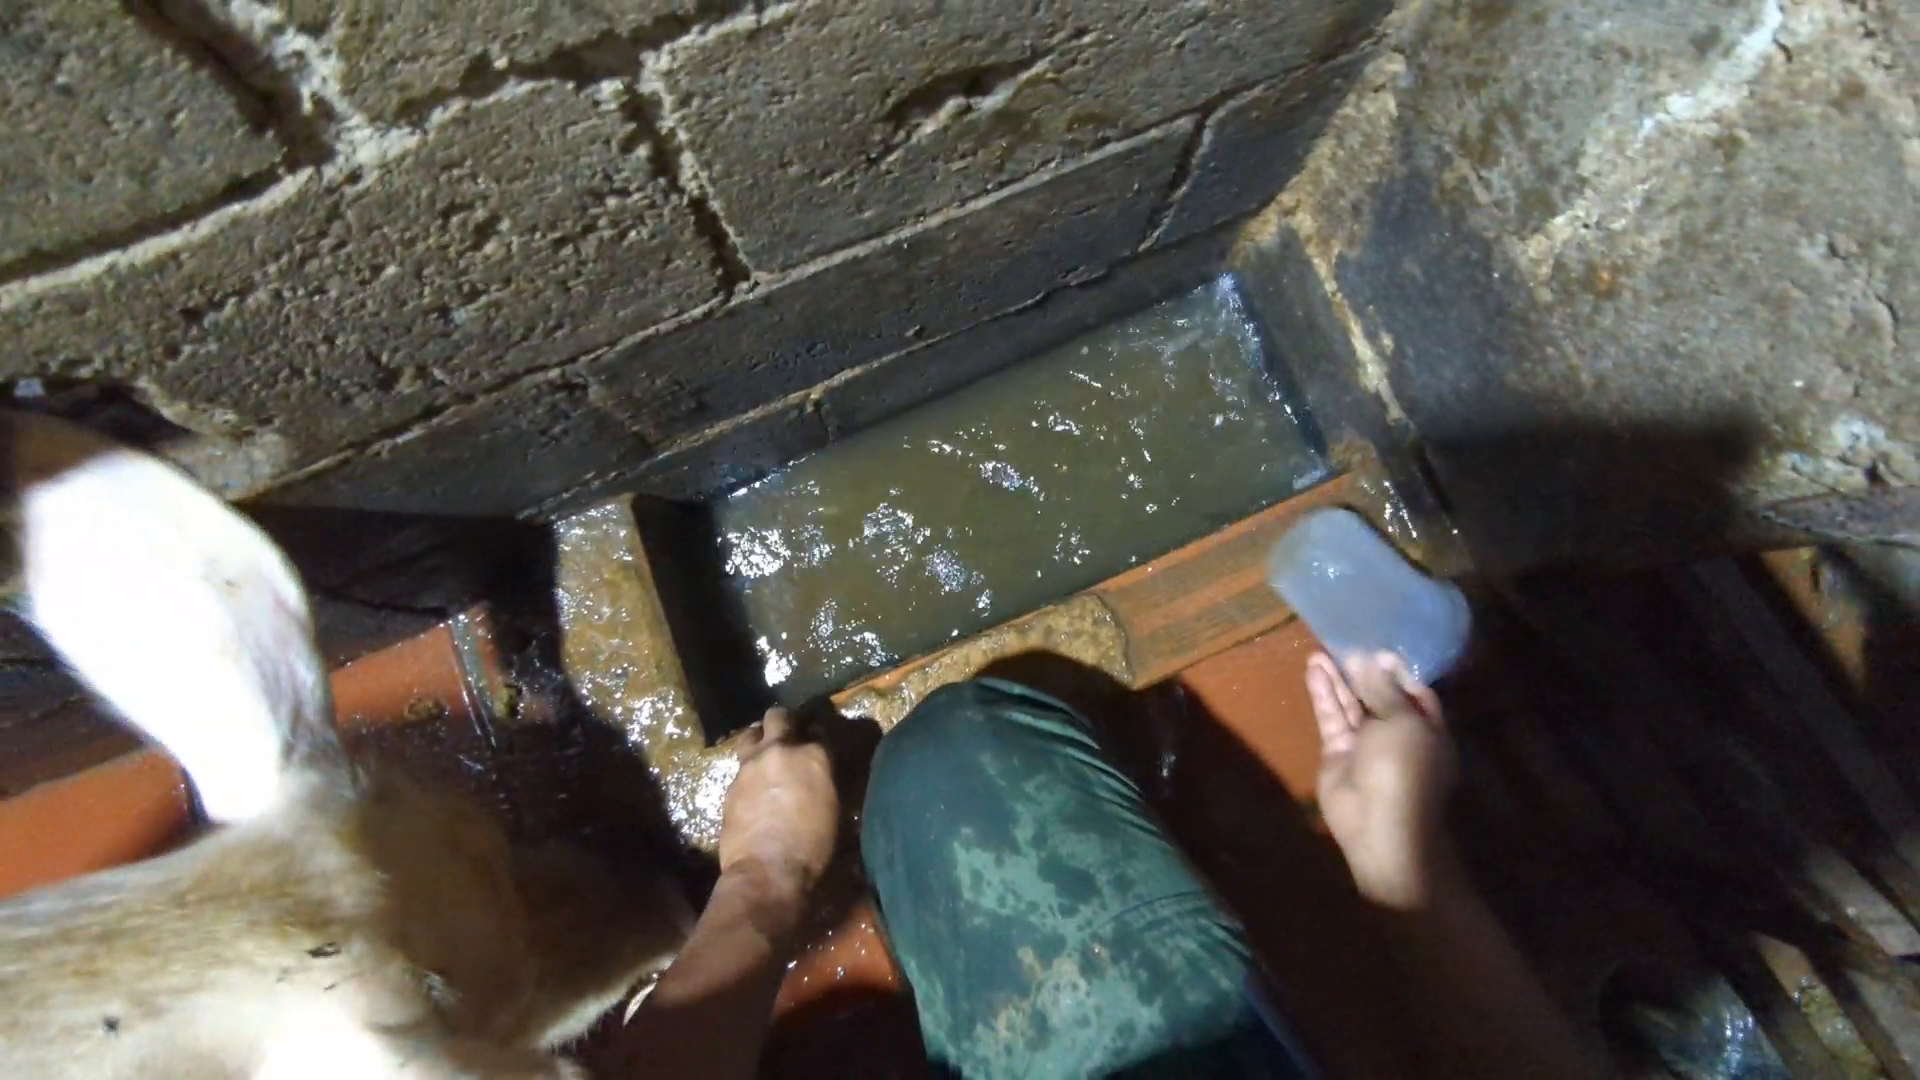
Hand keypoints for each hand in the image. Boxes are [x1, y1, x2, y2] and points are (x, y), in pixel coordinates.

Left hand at [719, 708, 838, 906]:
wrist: (768, 871)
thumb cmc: (813, 846)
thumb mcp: (832, 807)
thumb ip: (823, 777)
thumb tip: (817, 772)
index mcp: (814, 755)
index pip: (817, 728)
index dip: (816, 733)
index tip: (817, 742)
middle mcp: (781, 750)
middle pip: (778, 716)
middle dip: (784, 721)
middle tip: (788, 734)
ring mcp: (752, 764)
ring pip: (751, 733)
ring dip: (758, 738)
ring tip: (763, 752)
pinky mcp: (731, 783)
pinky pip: (741, 765)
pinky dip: (748, 769)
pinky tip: (752, 786)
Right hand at [1306, 650, 1459, 909]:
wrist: (1377, 822)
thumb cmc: (1403, 769)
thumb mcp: (1402, 722)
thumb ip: (1384, 690)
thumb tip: (1373, 658)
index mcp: (1427, 730)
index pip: (1413, 693)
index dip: (1395, 670)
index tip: (1376, 646)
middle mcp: (1397, 734)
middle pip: (1378, 696)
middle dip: (1362, 671)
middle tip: (1343, 643)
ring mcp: (1366, 744)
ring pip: (1351, 704)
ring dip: (1338, 678)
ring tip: (1320, 650)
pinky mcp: (1338, 750)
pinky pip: (1332, 716)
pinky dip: (1323, 694)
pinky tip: (1314, 670)